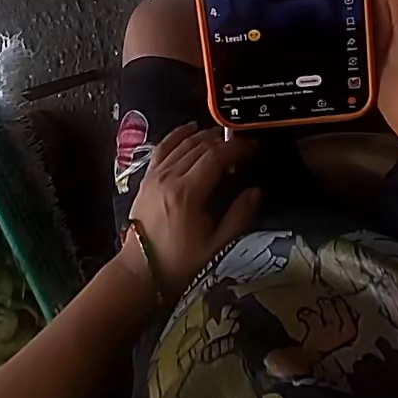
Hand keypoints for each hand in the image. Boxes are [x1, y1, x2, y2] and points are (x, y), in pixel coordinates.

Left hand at [121, 124, 261, 301]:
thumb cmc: (180, 261)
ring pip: (183, 143)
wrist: (141, 270)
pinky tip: (190, 128)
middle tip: (242, 145)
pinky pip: (163, 146)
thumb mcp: (216, 245)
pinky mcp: (147, 176)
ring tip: (223, 137)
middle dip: (225, 141)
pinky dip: (178, 134)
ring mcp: (156, 174)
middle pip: (200, 146)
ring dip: (205, 136)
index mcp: (187, 192)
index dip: (237, 148)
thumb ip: (239, 215)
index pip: (216, 157)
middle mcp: (169, 176)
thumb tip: (256, 191)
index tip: (253, 147)